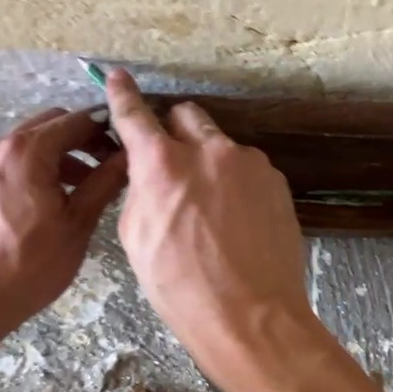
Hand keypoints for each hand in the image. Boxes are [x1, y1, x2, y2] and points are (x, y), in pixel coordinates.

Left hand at [0, 107, 126, 327]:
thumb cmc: (29, 265)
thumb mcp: (77, 224)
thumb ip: (104, 183)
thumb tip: (129, 157)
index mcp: (27, 151)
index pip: (77, 120)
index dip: (107, 128)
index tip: (126, 146)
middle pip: (49, 124)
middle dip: (81, 139)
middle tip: (106, 165)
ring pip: (27, 144)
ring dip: (57, 155)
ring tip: (80, 188)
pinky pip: (7, 162)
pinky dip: (32, 169)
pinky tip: (46, 202)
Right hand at [103, 69, 313, 358]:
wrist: (251, 314)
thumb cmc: (182, 287)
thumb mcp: (137, 239)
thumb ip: (140, 192)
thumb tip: (148, 174)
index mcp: (163, 165)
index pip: (136, 116)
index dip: (123, 95)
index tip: (117, 77)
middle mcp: (209, 151)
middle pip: (187, 116)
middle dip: (174, 131)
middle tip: (170, 162)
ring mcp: (248, 163)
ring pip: (220, 145)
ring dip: (208, 161)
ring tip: (209, 208)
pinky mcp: (275, 180)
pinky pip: (247, 169)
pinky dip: (236, 182)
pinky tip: (236, 219)